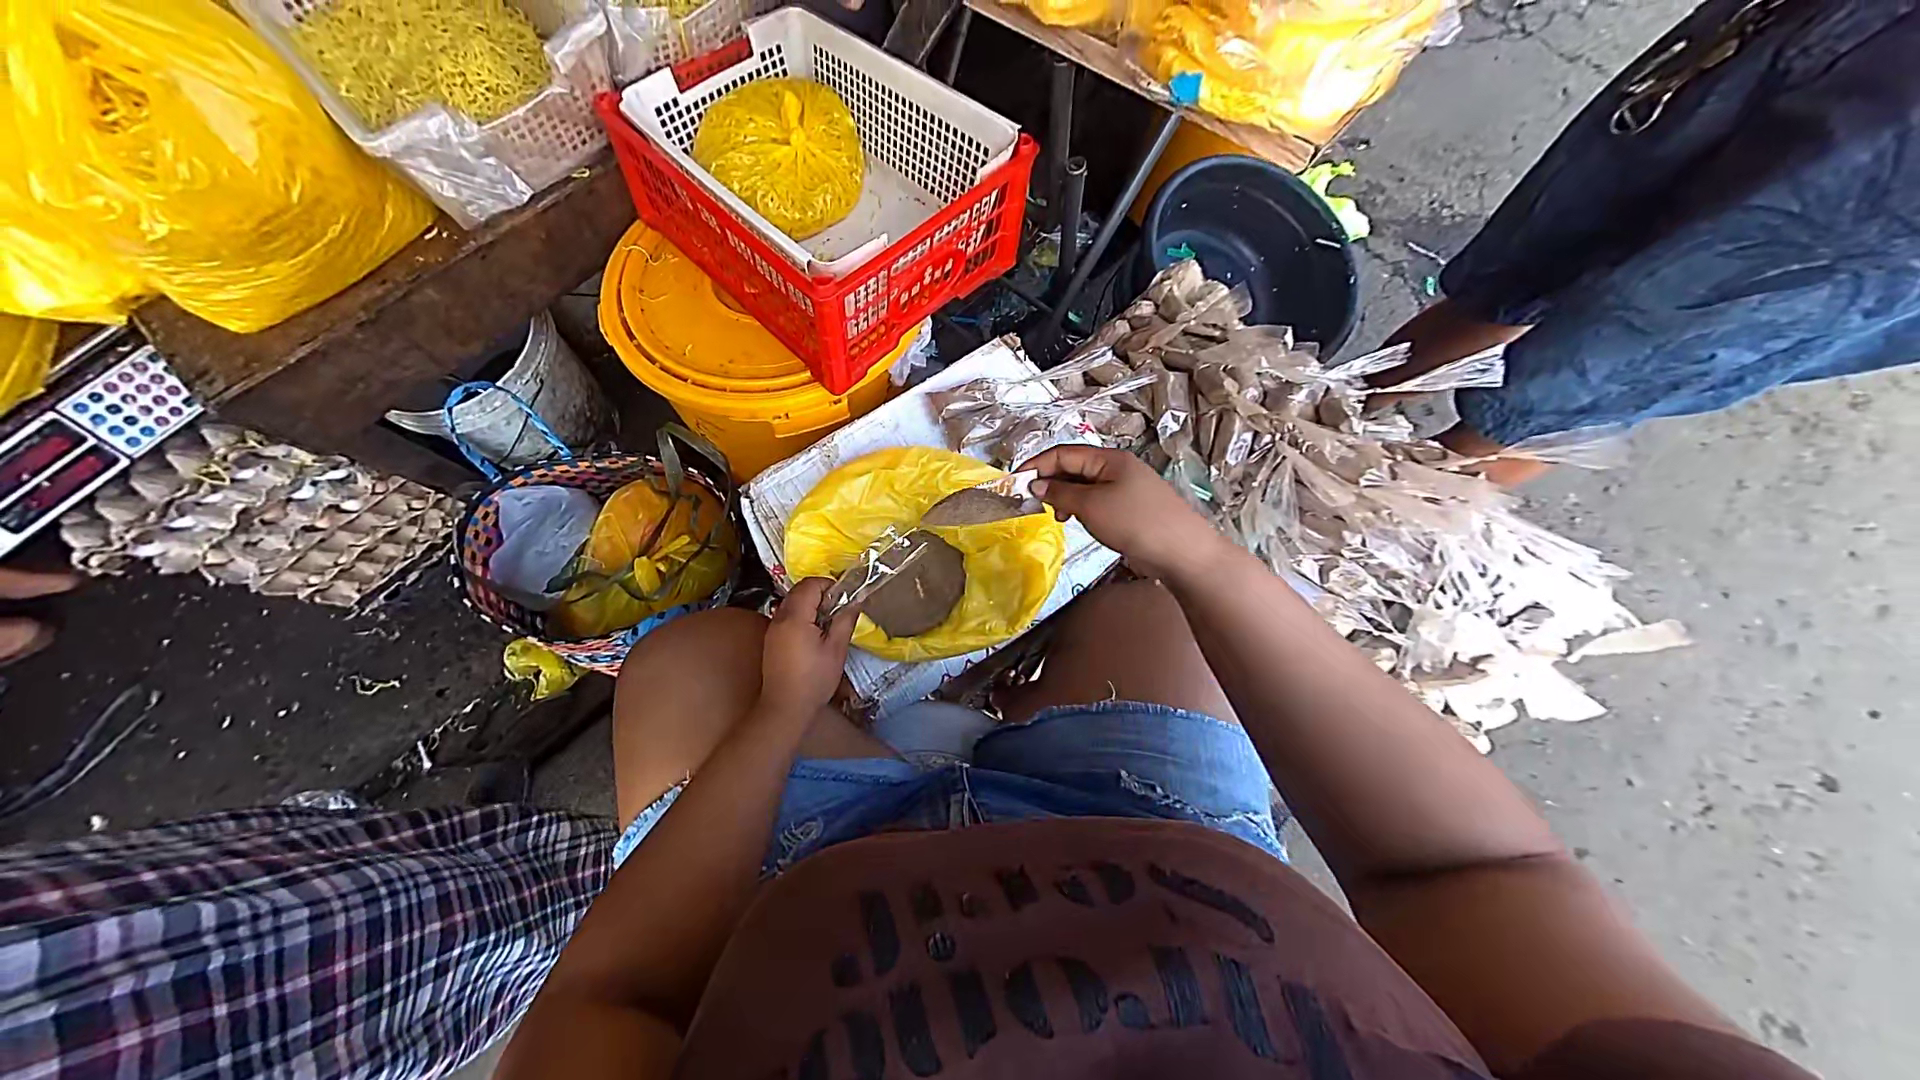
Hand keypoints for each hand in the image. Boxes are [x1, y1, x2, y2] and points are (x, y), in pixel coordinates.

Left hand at [757, 578, 857, 717]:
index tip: (843, 599)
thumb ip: (844, 621)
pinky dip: (801, 616)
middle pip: (799, 591)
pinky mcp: (771, 640)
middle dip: (820, 593)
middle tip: (838, 609)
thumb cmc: (814, 679)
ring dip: (810, 605)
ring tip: (828, 623)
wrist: (785, 707)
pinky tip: (814, 635)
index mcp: (795, 617)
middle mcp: (779, 618)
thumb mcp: (836, 650)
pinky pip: (786, 617)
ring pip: (791, 603)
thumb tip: (854, 602)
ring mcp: (772, 629)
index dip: (829, 586)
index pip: (810, 584)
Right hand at [1022, 444, 1226, 581]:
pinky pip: (1095, 502)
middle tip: (1033, 503)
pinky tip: (1075, 521)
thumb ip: (1061, 493)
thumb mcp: (1092, 505)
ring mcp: (1123, 489)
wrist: (1181, 552)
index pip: (1064, 453)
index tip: (1015, 482)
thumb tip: (1036, 485)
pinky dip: (1080, 509)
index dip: (1037, 465)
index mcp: (1109, 459)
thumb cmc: (1136, 522)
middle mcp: (1116, 469)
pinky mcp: (1127, 509)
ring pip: (1083, 486)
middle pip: (1073, 468)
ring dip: (1064, 498)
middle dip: (1050, 482)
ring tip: (1058, 516)